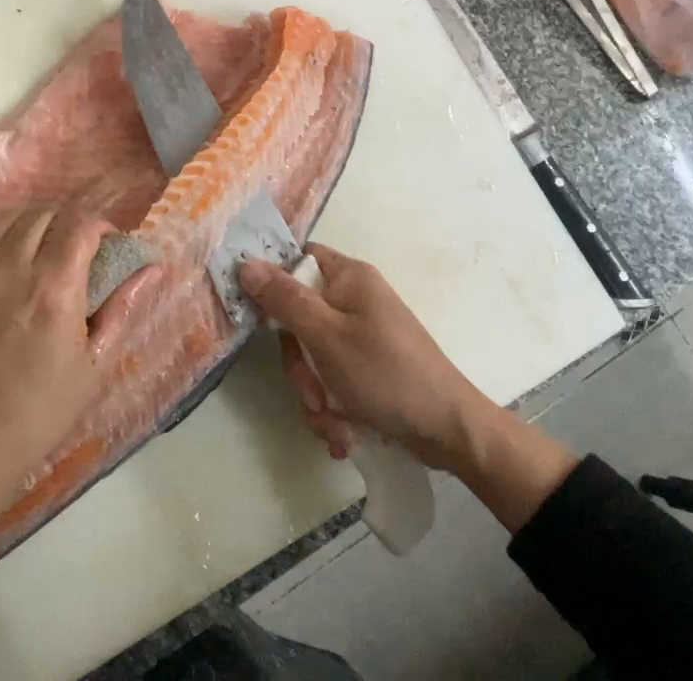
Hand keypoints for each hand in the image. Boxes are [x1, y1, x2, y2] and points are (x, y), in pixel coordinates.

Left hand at [0, 206, 157, 605]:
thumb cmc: (34, 420)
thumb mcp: (90, 370)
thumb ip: (120, 310)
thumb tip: (151, 270)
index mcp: (53, 287)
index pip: (80, 224)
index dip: (100, 225)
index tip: (109, 245)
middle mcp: (9, 268)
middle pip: (41, 215)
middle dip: (67, 223)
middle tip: (78, 252)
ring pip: (5, 226)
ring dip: (32, 229)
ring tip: (42, 259)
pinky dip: (0, 250)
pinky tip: (6, 282)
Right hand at [241, 243, 578, 532]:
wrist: (448, 431)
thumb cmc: (386, 374)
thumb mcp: (325, 336)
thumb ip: (283, 300)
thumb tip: (245, 262)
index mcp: (349, 278)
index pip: (297, 259)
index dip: (272, 281)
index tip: (257, 314)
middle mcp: (355, 300)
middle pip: (298, 318)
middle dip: (297, 364)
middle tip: (310, 389)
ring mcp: (361, 336)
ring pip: (310, 356)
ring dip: (313, 394)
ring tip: (331, 420)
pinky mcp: (367, 369)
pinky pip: (330, 380)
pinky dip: (331, 408)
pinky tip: (343, 433)